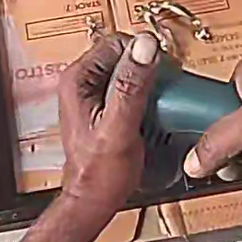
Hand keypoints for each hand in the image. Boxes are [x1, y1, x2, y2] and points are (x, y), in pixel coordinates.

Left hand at [57, 31, 160, 217]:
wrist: (95, 199)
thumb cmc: (101, 171)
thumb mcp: (119, 125)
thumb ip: (131, 85)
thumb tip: (144, 46)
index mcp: (78, 80)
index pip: (115, 43)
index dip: (142, 53)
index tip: (161, 70)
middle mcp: (82, 83)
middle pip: (123, 55)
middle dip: (147, 67)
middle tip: (163, 88)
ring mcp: (93, 96)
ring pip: (128, 71)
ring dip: (148, 82)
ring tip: (159, 101)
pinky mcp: (106, 109)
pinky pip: (130, 89)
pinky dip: (145, 95)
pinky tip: (153, 111)